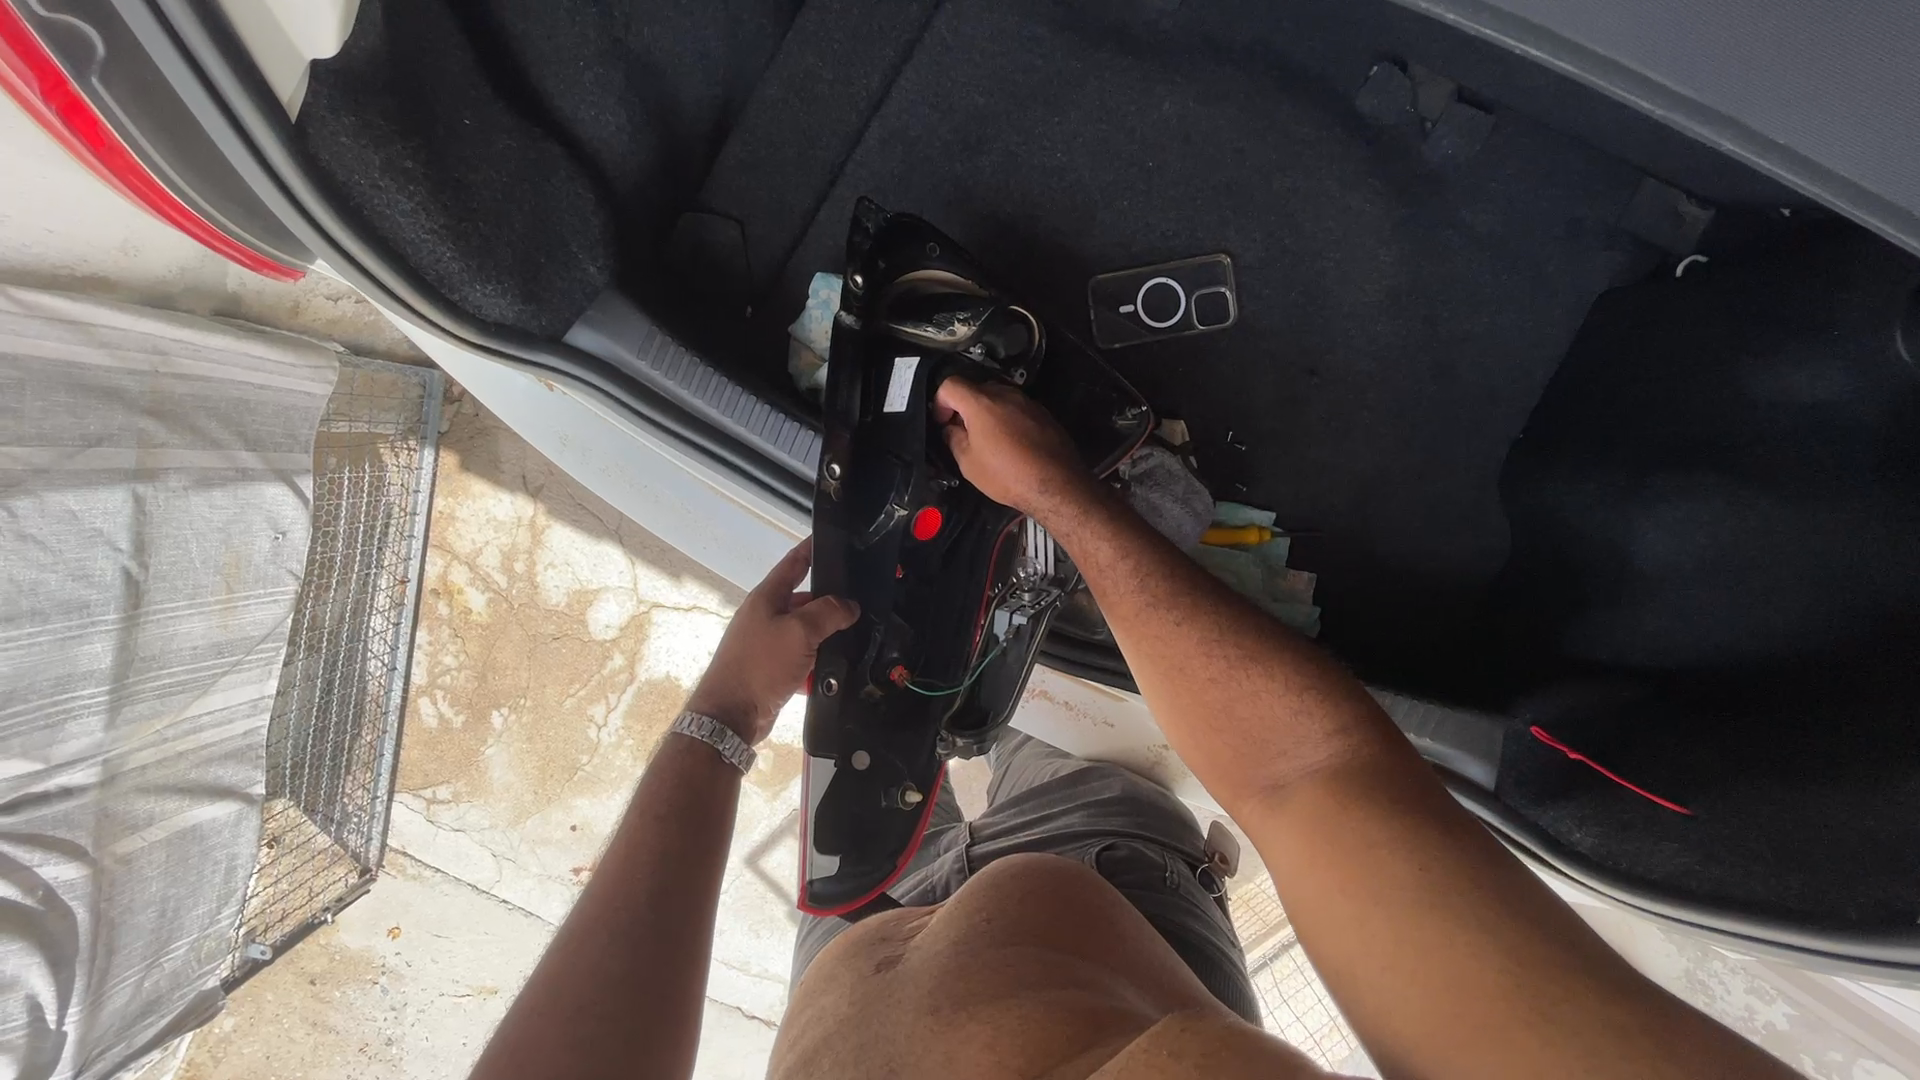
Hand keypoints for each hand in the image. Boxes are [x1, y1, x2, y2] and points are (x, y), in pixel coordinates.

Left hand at [685, 538, 858, 744]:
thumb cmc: (760, 665)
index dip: (811, 550)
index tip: (829, 539)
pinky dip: (816, 664)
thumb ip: (828, 613)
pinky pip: (802, 659)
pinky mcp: (771, 670)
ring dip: (825, 638)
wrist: (730, 715)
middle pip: (804, 601)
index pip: (793, 564)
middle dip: (830, 603)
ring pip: (806, 633)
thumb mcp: (800, 632)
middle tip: (859, 604)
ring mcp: (767, 644)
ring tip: (853, 640)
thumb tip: (849, 606)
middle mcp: (765, 616)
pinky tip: (833, 672)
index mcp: (767, 598)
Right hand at [933, 377, 1092, 517]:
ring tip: (987, 441)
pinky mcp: (1043, 413)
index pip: (950, 384)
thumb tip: (951, 428)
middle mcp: (1005, 394)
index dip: (940, 402)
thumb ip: (954, 439)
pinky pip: (1016, 408)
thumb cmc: (1008, 475)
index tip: (942, 423)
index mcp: (981, 403)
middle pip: (975, 389)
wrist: (1057, 484)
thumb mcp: (969, 463)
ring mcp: (1027, 401)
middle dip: (963, 407)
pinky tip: (1011, 444)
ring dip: (986, 413)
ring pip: (997, 398)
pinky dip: (1006, 419)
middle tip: (962, 433)